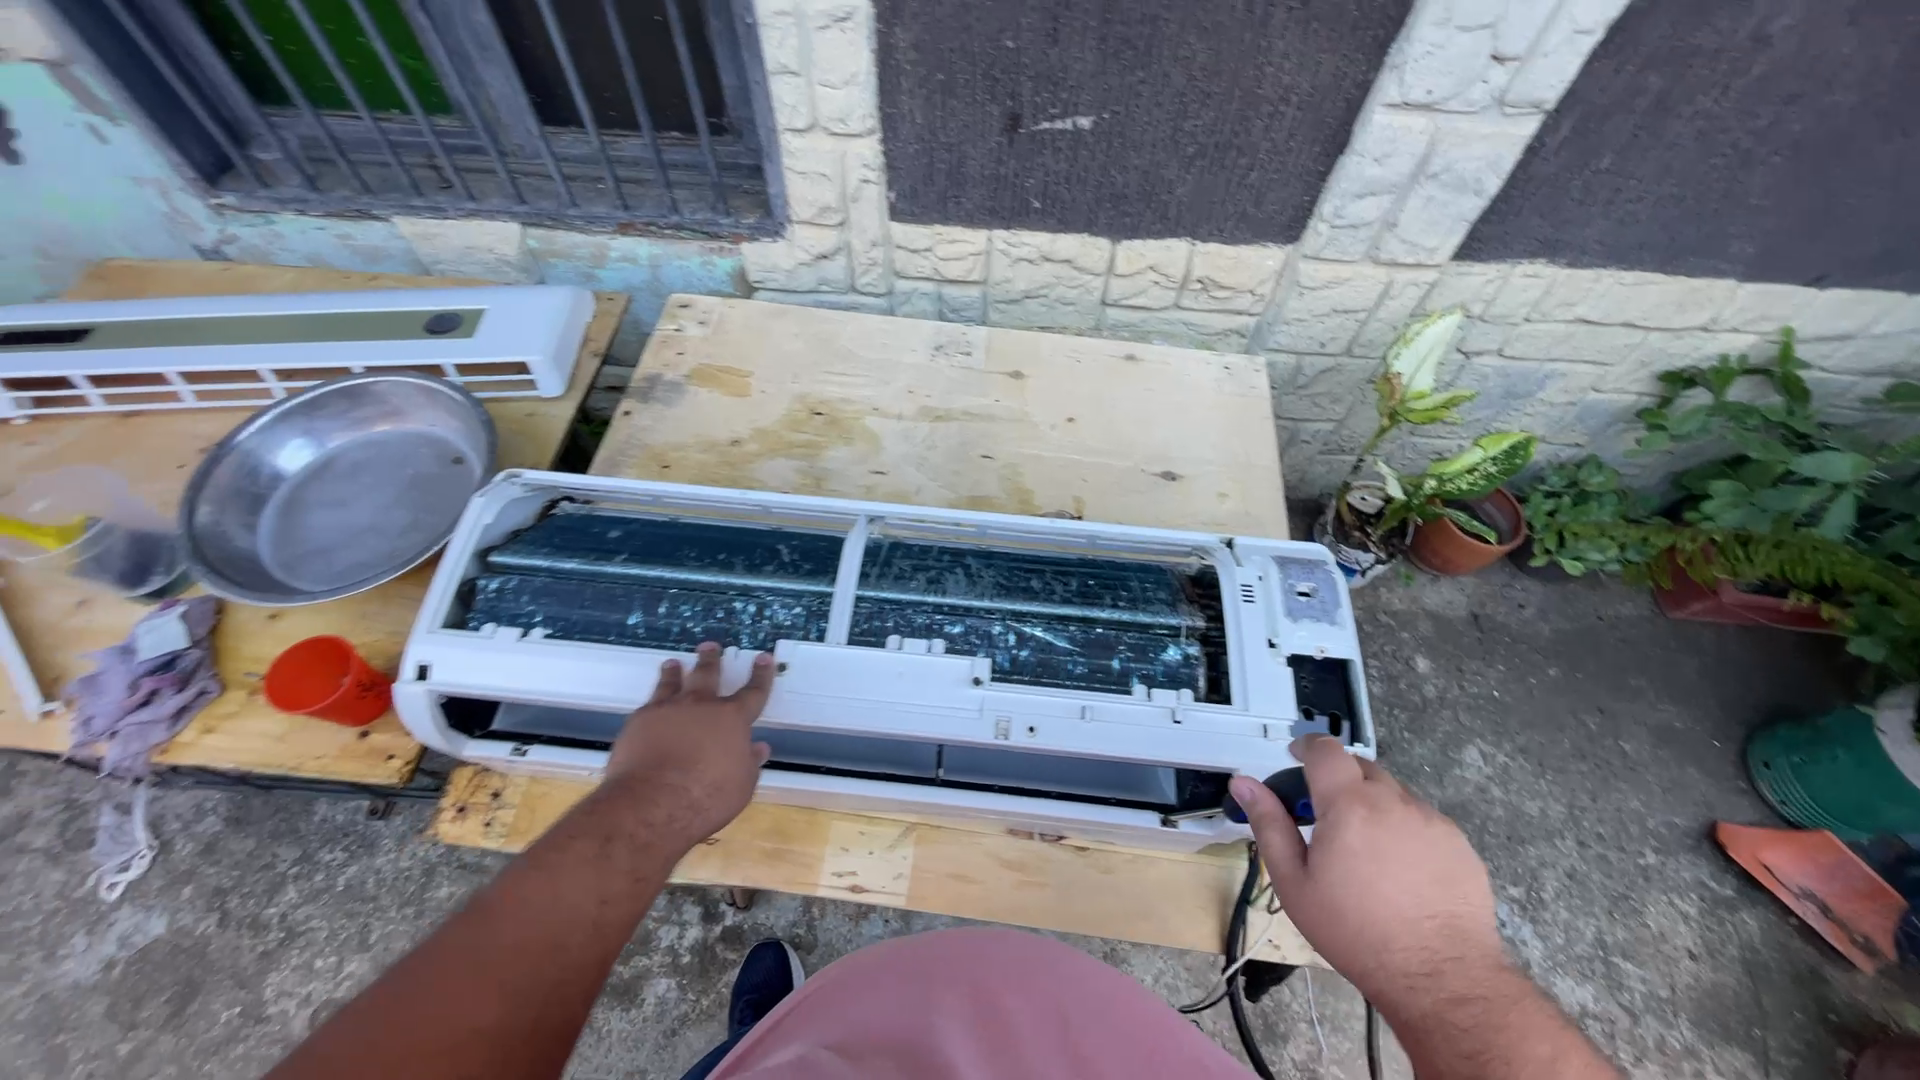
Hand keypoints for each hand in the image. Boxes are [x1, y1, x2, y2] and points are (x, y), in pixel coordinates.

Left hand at [602, 643, 773, 851]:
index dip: (761, 675)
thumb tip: (758, 748)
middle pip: (707, 675)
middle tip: (710, 646)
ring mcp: (667, 710)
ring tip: (673, 663)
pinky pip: (649, 704)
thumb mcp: (741, 785)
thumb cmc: (706, 797)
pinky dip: (654, 700)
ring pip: (672, 683)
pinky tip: (651, 704)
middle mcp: (700, 706)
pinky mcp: (638, 722)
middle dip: (711, 660)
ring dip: (675, 672)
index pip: (753, 692)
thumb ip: (749, 763)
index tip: (763, 659)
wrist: (652, 802)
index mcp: (732, 719)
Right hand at [1230, 735, 1507, 1013]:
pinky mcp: (1459, 844)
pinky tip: (1399, 870)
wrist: (1438, 976)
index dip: (1306, 747)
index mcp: (1348, 804)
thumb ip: (1269, 824)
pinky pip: (1422, 820)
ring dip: (1371, 805)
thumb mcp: (1294, 881)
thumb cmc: (1353, 930)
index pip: (1325, 750)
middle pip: (1360, 767)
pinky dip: (1403, 829)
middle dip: (1337, 780)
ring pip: (1393, 794)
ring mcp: (1432, 821)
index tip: (1295, 759)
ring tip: (1363, 850)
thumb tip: (1243, 783)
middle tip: (1322, 817)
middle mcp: (1393, 801)